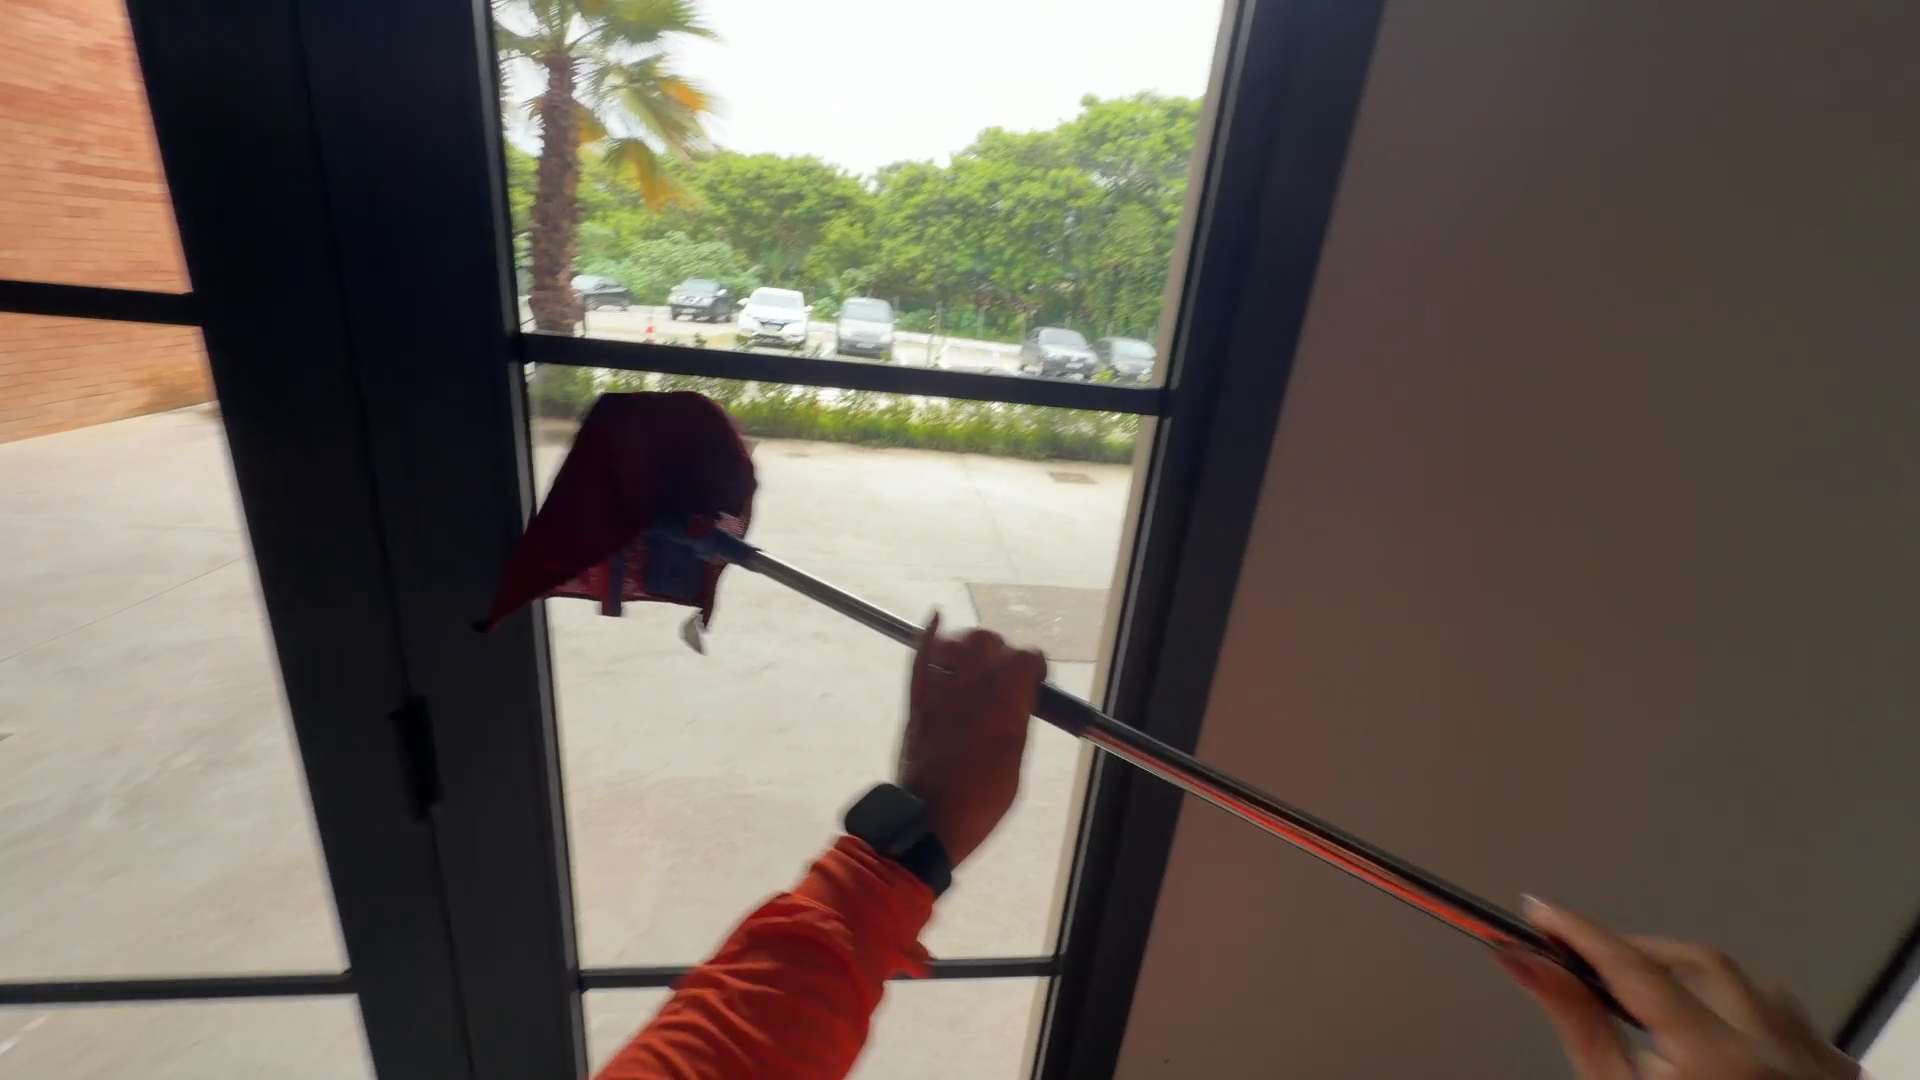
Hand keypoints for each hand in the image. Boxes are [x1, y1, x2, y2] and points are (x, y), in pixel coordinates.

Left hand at [896, 613, 1046, 866]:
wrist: (928, 820)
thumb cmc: (981, 802)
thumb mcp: (1016, 763)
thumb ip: (1017, 721)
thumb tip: (1020, 698)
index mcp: (1003, 706)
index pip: (1026, 658)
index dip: (1034, 666)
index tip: (1034, 679)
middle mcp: (971, 688)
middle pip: (989, 641)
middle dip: (1001, 651)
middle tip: (1001, 673)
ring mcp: (939, 690)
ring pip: (957, 640)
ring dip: (969, 644)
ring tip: (974, 661)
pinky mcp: (916, 698)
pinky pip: (919, 655)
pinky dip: (928, 634)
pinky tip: (936, 620)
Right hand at [1501, 898, 1859, 1079]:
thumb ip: (1574, 1018)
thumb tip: (1519, 957)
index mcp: (1723, 1062)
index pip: (1635, 968)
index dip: (1580, 931)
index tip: (1539, 910)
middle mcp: (1784, 1058)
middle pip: (1699, 963)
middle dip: (1635, 950)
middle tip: (1585, 957)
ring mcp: (1824, 1072)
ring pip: (1754, 987)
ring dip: (1693, 977)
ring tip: (1646, 992)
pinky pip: (1796, 1023)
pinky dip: (1747, 1009)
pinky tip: (1716, 1026)